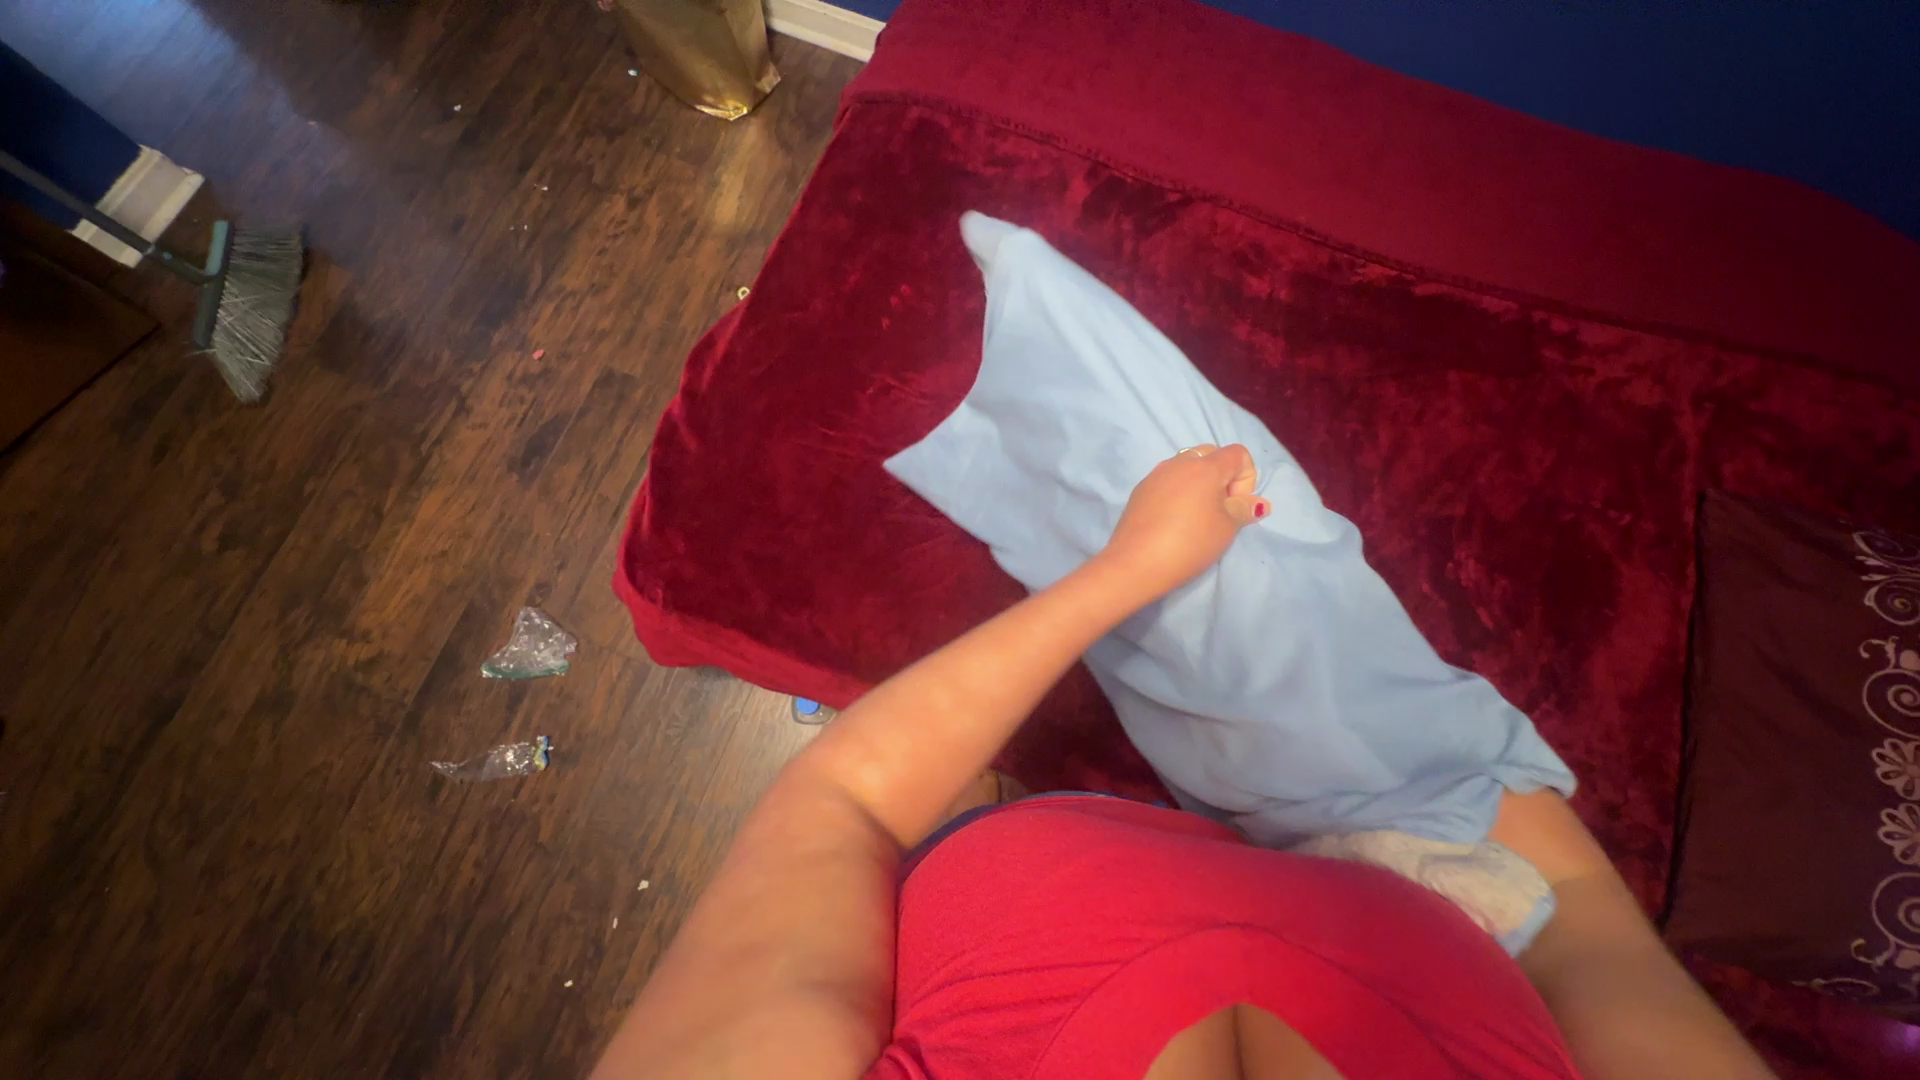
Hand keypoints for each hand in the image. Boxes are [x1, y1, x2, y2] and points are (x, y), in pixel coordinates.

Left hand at [1097, 444, 1268, 596]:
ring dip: (1198, 483)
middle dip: (1222, 477)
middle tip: (1218, 509)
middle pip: (1211, 455)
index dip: (1246, 479)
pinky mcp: (1139, 490)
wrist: (1135, 563)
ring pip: (1186, 466)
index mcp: (1204, 467)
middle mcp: (1177, 463)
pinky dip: (1177, 491)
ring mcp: (1155, 475)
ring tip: (1195, 516)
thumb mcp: (1225, 529)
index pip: (1238, 454)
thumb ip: (1243, 510)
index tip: (1234, 506)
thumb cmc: (1189, 544)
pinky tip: (1172, 520)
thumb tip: (1258, 503)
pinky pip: (1167, 481)